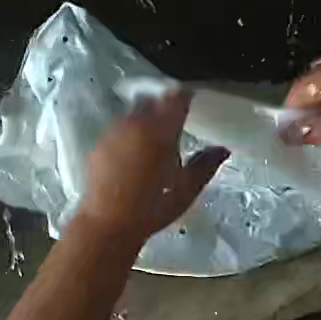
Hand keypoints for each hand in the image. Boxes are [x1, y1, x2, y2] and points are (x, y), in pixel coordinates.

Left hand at [74, 91, 227, 244]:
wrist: (107, 223)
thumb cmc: (152, 209)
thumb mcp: (185, 190)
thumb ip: (204, 165)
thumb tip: (222, 149)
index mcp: (160, 132)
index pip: (174, 99)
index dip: (184, 95)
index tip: (190, 97)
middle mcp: (135, 125)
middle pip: (151, 102)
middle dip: (162, 106)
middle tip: (173, 120)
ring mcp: (113, 133)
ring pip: (132, 113)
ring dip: (144, 118)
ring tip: (152, 137)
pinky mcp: (98, 144)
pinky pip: (117, 128)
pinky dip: (127, 132)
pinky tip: (131, 151)